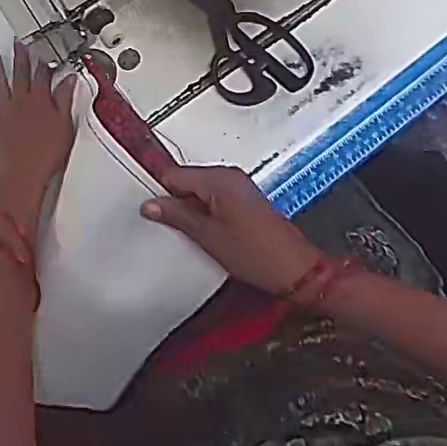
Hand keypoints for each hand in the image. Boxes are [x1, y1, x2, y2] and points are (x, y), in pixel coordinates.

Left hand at [0, 42, 76, 222]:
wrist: (24, 176)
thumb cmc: (46, 156)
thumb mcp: (65, 126)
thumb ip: (65, 100)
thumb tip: (69, 81)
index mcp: (40, 102)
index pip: (43, 75)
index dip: (43, 61)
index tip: (43, 49)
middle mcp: (20, 104)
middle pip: (20, 75)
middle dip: (20, 58)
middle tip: (18, 43)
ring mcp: (4, 115)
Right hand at [139, 165, 324, 295]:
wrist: (296, 270)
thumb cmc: (256, 254)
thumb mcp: (207, 236)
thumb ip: (176, 215)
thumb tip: (151, 205)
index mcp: (218, 179)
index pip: (174, 174)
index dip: (162, 194)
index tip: (157, 213)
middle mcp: (229, 175)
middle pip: (186, 180)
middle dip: (177, 201)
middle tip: (178, 228)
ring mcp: (239, 185)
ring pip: (200, 189)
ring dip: (193, 208)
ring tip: (199, 234)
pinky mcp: (245, 198)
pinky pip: (214, 196)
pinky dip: (207, 211)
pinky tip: (211, 233)